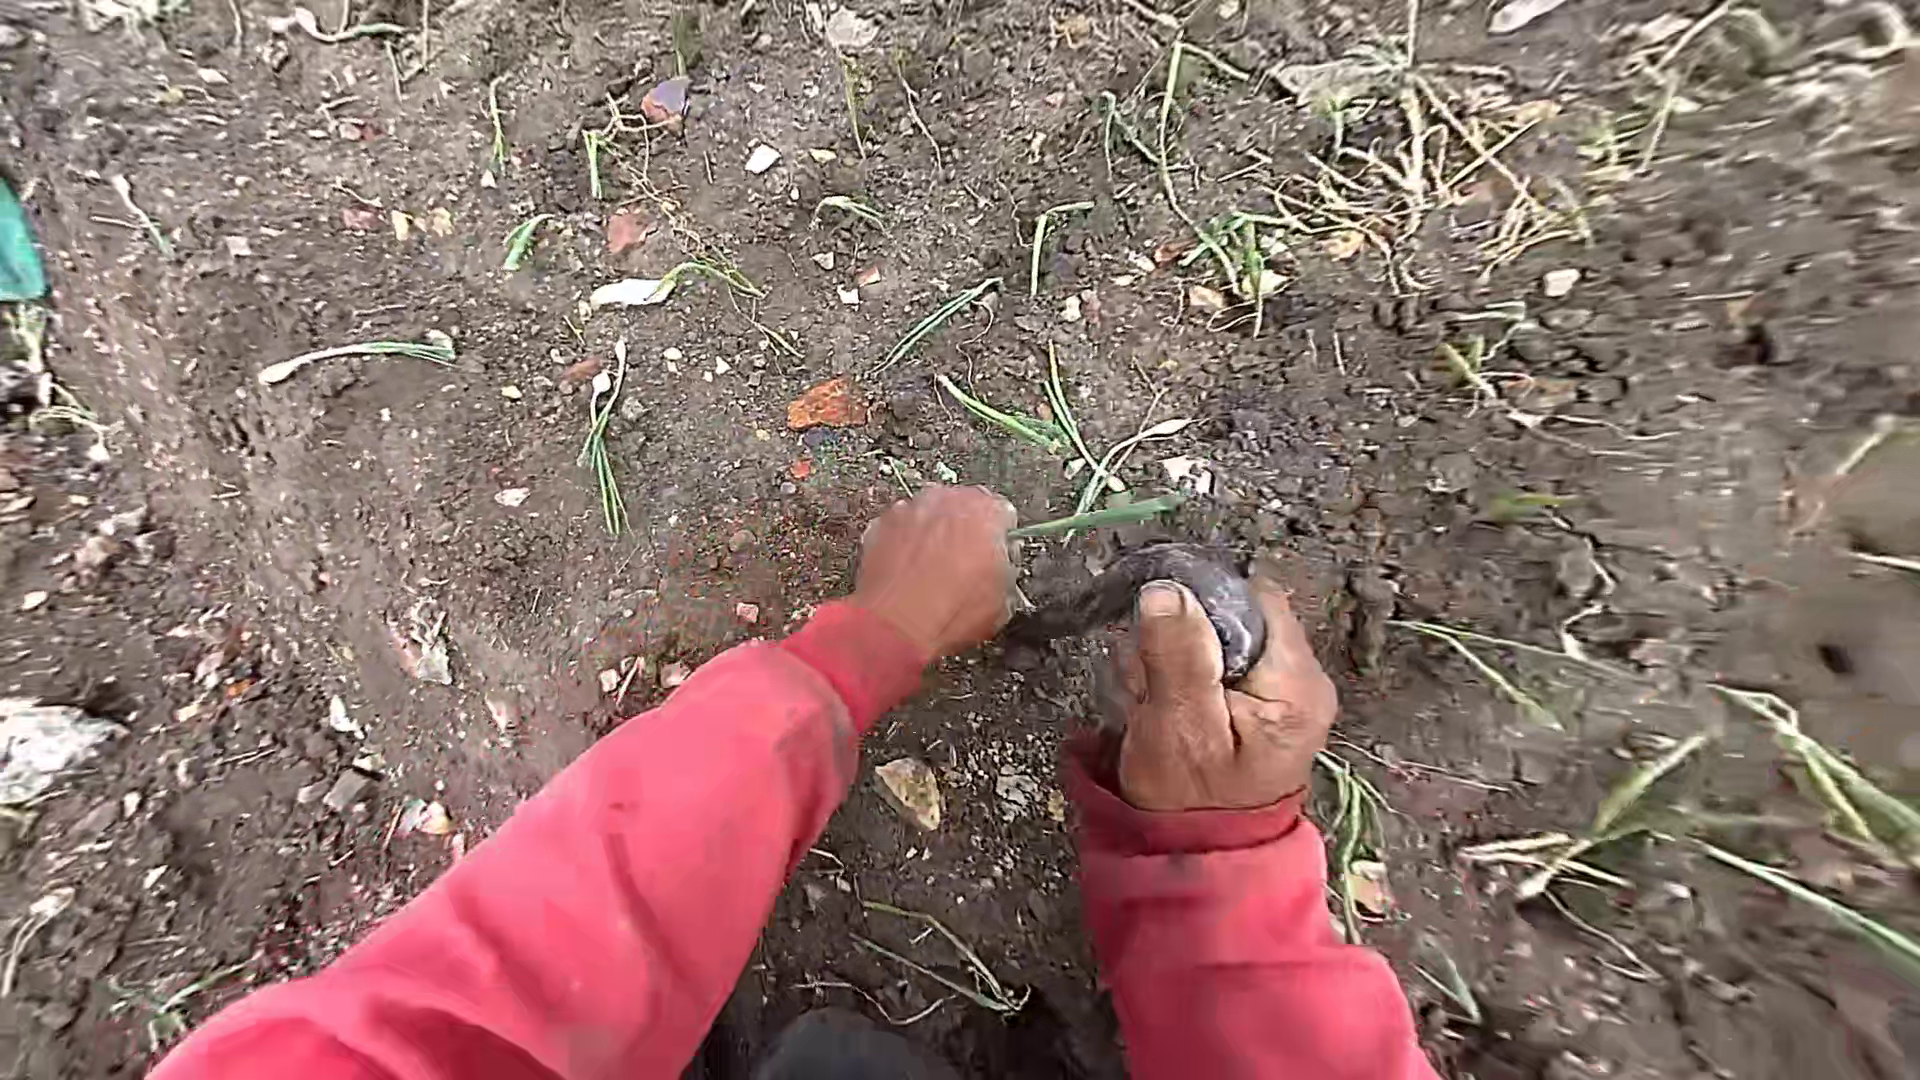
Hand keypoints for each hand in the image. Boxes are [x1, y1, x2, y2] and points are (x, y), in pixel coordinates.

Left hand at [851, 485, 1016, 658]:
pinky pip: (899, 528)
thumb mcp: (1000, 603)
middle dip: (964, 530)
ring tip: (930, 570)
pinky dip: (903, 543)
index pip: (1002, 513)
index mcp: (986, 513)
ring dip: (932, 534)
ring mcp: (910, 509)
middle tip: (962, 564)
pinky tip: (906, 572)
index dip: (999, 538)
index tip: (994, 556)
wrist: (897, 626)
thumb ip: (1005, 570)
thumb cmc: (949, 614)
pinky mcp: (881, 524)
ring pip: (929, 514)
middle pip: (963, 507)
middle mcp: (948, 501)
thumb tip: (999, 569)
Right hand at [1116, 567, 1336, 811]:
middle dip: (1178, 638)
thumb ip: (1177, 655)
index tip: (1163, 632)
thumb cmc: (1190, 796)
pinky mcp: (1250, 699)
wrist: (1193, 851)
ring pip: (1210, 637)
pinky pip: (1205, 661)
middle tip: (1153, 681)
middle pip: (1229, 617)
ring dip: (1168, 658)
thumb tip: (1167, 590)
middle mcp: (1297, 678)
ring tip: (1153, 700)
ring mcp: (1275, 690)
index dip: (1202, 604)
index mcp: (1295, 683)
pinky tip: (1159, 705)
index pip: (1253, 600)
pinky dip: (1173, 675)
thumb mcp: (1179, 724)